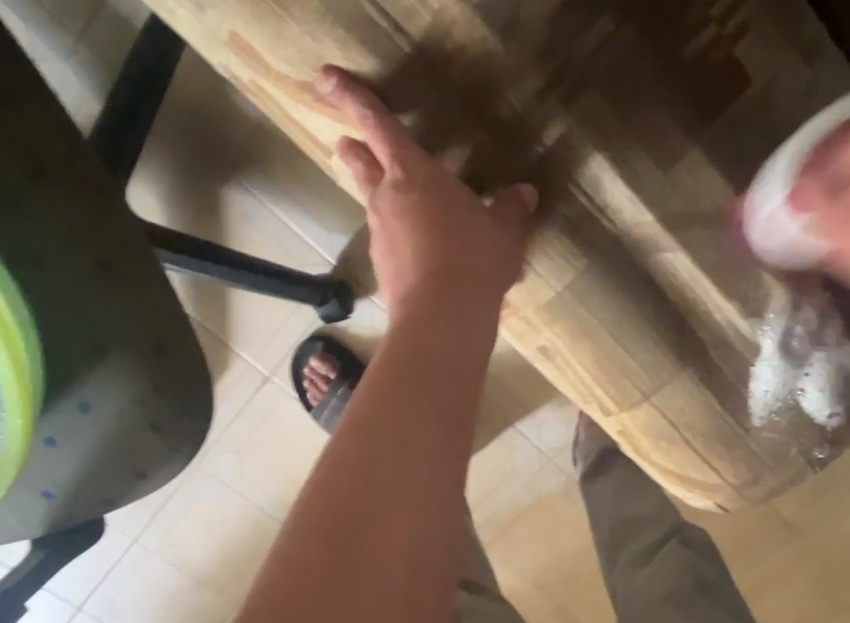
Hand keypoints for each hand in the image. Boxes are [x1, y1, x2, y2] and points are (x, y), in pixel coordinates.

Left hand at [317, 65, 537, 319]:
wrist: (442, 318)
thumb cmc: (473, 259)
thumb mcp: (503, 231)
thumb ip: (509, 209)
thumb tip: (524, 194)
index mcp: (412, 172)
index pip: (377, 123)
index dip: (351, 97)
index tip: (326, 77)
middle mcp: (387, 198)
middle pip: (362, 164)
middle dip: (354, 149)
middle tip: (345, 142)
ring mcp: (381, 236)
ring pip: (375, 205)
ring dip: (380, 198)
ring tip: (395, 201)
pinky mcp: (384, 270)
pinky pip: (391, 244)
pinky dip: (402, 240)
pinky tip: (421, 252)